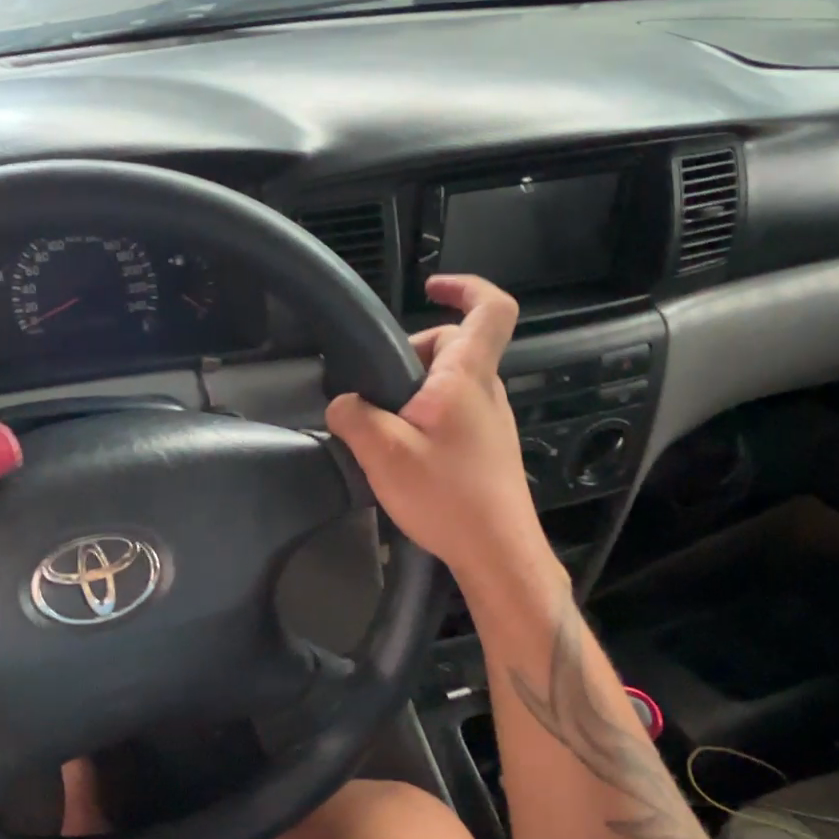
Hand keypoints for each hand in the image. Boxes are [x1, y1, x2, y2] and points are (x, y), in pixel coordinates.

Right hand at [325, 276, 557, 587]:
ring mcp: (491, 421)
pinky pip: (454, 412)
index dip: (465, 287)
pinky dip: (426, 416)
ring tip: (384, 428)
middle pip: (455, 346)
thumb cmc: (447, 496)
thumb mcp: (382, 453)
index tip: (433, 287)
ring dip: (417, 390)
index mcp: (467, 377)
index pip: (490, 310)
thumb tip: (342, 403)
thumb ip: (353, 416)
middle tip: (378, 388)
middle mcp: (487, 391)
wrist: (496, 551)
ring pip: (451, 382)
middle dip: (413, 352)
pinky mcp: (487, 448)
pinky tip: (404, 454)